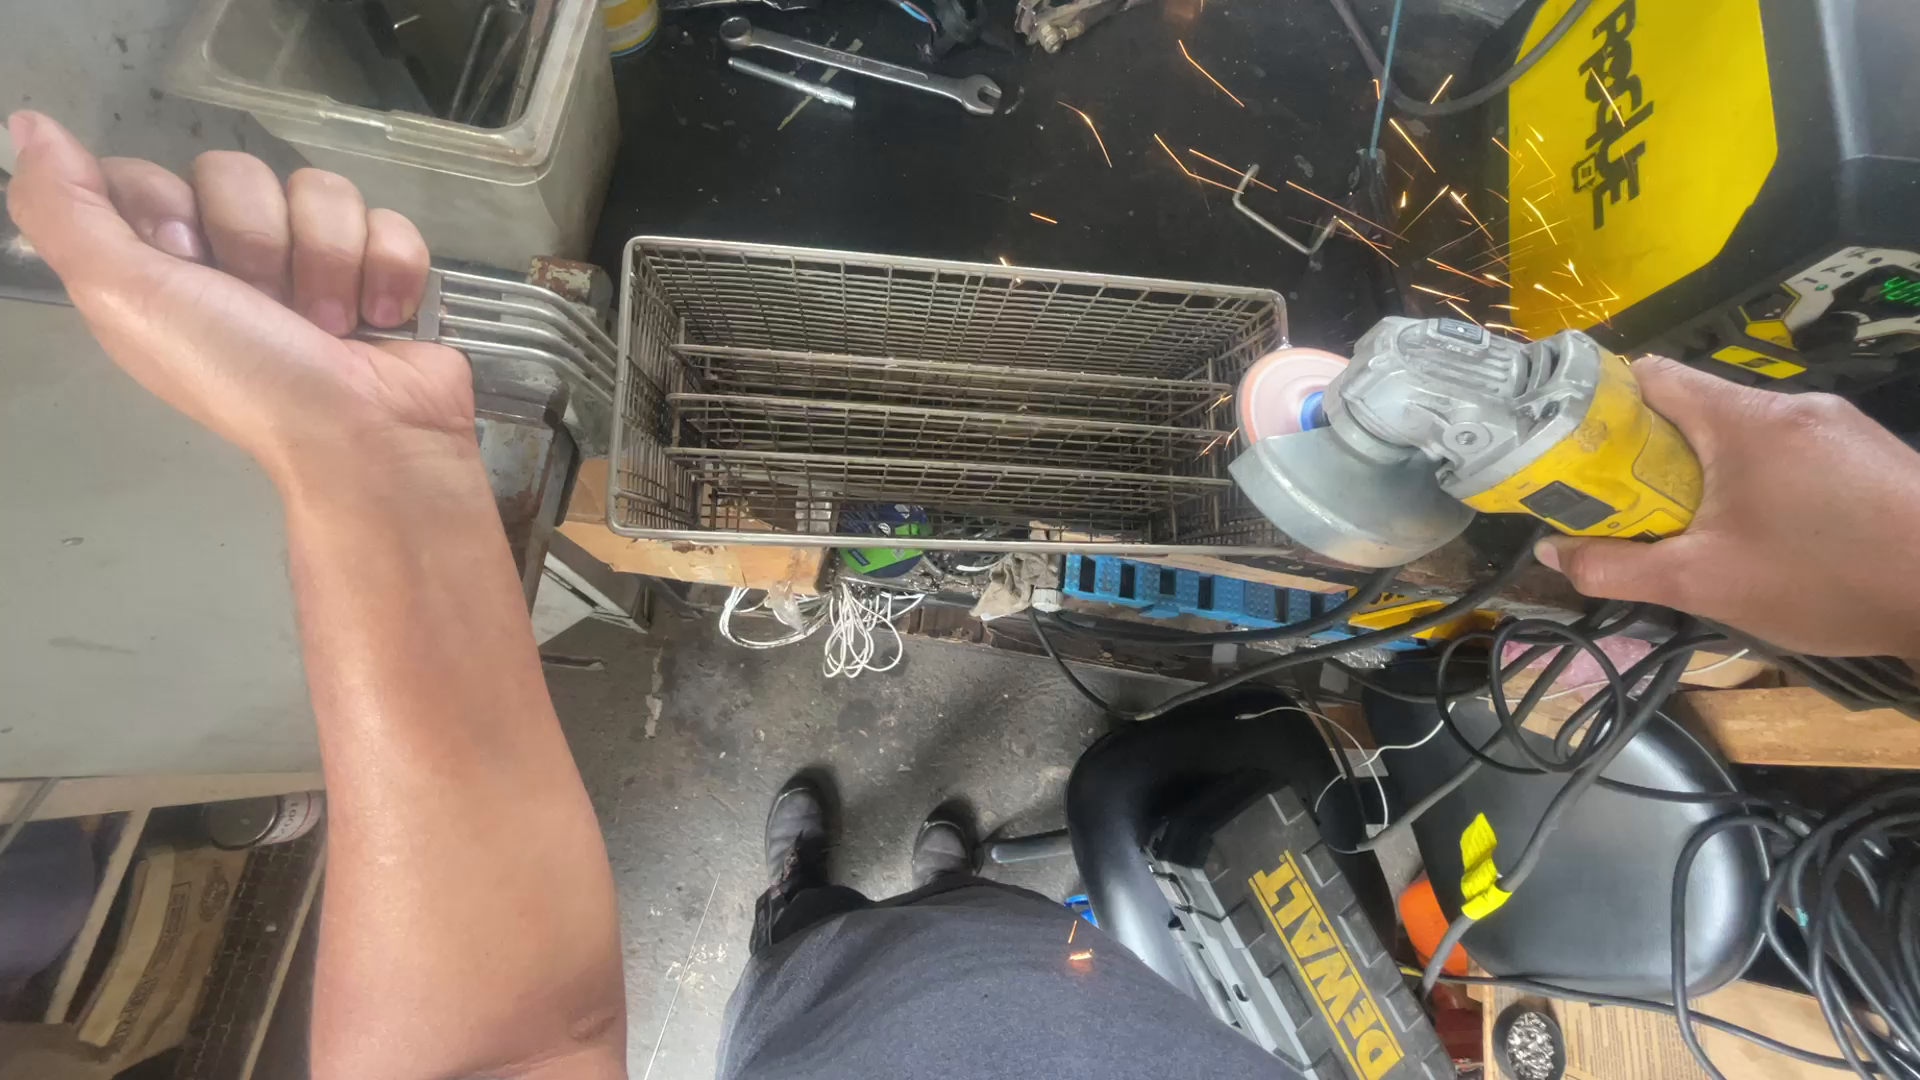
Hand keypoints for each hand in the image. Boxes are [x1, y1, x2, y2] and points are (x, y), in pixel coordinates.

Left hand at [5, 110, 472, 486]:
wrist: (368, 432)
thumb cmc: (251, 379)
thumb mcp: (126, 301)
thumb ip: (63, 210)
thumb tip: (35, 125)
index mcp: (170, 265)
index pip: (155, 176)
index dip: (174, 211)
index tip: (192, 268)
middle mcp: (246, 258)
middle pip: (243, 175)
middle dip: (265, 243)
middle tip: (279, 309)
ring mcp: (328, 264)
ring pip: (326, 194)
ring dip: (334, 264)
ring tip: (340, 325)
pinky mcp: (397, 276)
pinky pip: (395, 227)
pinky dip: (394, 273)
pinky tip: (386, 317)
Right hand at [1536, 356, 1919, 658]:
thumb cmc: (1832, 580)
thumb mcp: (1699, 583)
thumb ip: (1611, 567)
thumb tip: (1551, 550)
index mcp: (1748, 421)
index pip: (1650, 376)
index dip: (1599, 403)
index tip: (1570, 446)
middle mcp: (1793, 409)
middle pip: (1685, 409)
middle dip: (1637, 451)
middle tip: (1610, 498)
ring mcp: (1835, 431)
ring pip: (1728, 435)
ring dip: (1687, 471)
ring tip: (1671, 521)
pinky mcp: (1864, 457)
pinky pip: (1773, 453)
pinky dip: (1736, 480)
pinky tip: (1740, 527)